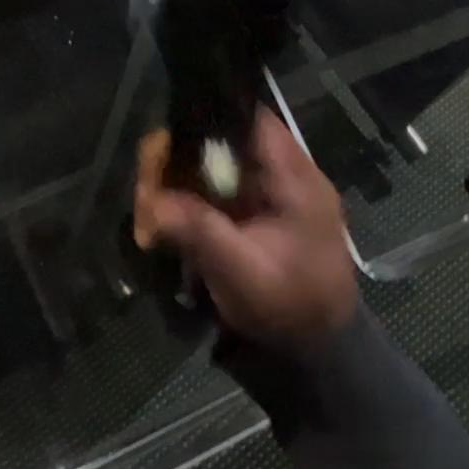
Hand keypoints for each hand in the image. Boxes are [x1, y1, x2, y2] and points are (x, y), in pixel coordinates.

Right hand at [132, 106, 359, 350]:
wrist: (318, 352)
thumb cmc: (288, 308)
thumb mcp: (241, 273)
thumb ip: (198, 231)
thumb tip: (150, 202)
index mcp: (297, 181)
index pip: (257, 121)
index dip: (214, 116)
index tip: (172, 126)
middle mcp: (290, 177)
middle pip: (233, 139)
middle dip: (188, 150)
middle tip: (152, 172)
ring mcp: (278, 195)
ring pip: (225, 161)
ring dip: (188, 173)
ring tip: (154, 193)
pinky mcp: (265, 213)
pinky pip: (226, 186)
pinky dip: (197, 192)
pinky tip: (172, 207)